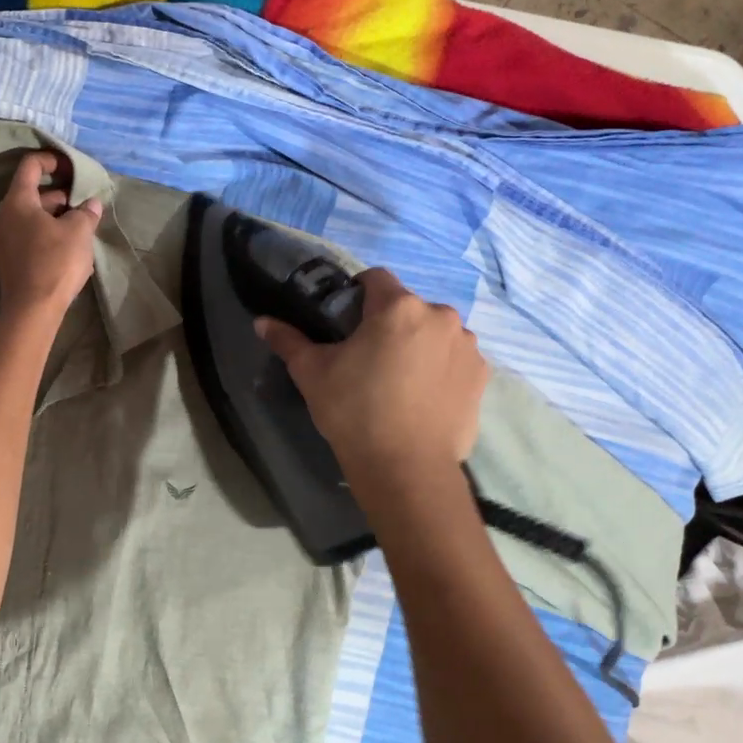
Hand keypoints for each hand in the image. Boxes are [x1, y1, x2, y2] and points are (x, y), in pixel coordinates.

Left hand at [0, 151, 102, 318]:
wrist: (30, 311)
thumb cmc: (55, 263)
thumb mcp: (79, 232)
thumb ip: (86, 213)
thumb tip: (90, 204)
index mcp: (16, 202)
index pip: (29, 166)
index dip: (51, 160)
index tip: (71, 168)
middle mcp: (2, 218)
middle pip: (30, 195)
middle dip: (57, 196)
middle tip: (81, 206)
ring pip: (28, 219)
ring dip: (51, 218)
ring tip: (77, 228)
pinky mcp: (4, 263)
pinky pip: (24, 239)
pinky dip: (42, 236)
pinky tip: (62, 249)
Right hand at [256, 268, 488, 478]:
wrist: (405, 464)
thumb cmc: (353, 409)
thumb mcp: (310, 372)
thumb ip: (288, 340)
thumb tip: (261, 322)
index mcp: (398, 308)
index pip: (375, 278)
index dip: (354, 293)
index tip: (341, 321)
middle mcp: (440, 316)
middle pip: (407, 307)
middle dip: (386, 323)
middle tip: (363, 357)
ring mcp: (467, 346)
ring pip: (433, 332)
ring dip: (415, 344)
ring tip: (394, 379)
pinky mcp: (482, 375)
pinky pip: (453, 358)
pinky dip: (436, 367)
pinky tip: (417, 395)